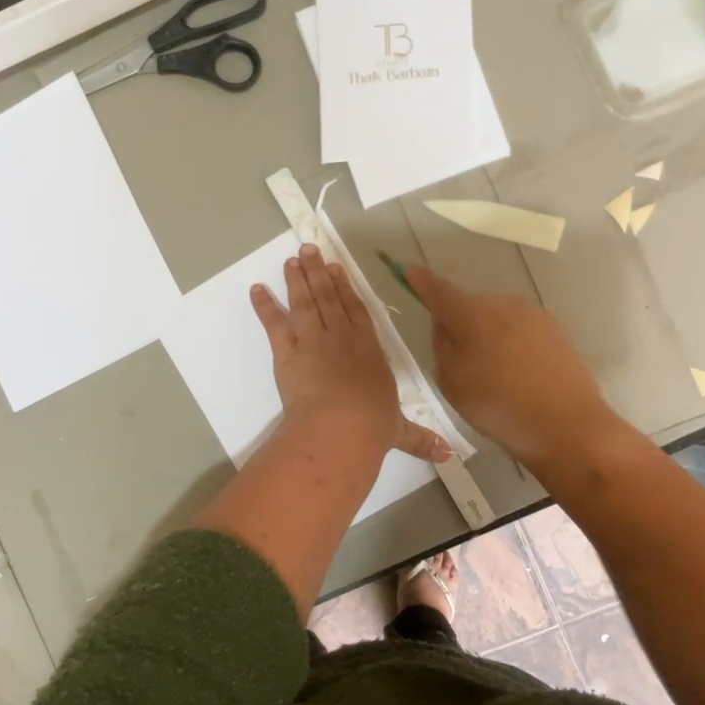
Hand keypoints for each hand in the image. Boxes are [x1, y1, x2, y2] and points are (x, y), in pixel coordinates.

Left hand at [251, 243, 451, 463]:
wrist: (341, 426)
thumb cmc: (372, 426)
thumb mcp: (399, 430)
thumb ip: (419, 437)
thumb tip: (447, 454)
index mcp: (370, 350)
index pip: (357, 310)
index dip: (345, 288)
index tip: (337, 268)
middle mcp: (342, 337)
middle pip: (328, 297)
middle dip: (318, 272)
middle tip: (308, 250)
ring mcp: (314, 340)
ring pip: (304, 302)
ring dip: (296, 279)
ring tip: (290, 260)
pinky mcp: (288, 351)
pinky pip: (274, 323)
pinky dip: (264, 305)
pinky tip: (256, 290)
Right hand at [406, 263, 612, 459]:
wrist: (566, 425)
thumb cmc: (498, 406)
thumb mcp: (451, 382)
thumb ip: (442, 345)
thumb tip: (444, 323)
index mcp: (470, 314)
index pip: (437, 289)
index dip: (420, 280)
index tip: (408, 271)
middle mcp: (501, 302)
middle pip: (467, 304)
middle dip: (458, 322)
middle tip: (459, 362)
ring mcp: (532, 313)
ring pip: (494, 316)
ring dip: (486, 333)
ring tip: (492, 373)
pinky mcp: (553, 327)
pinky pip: (517, 327)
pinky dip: (509, 342)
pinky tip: (516, 373)